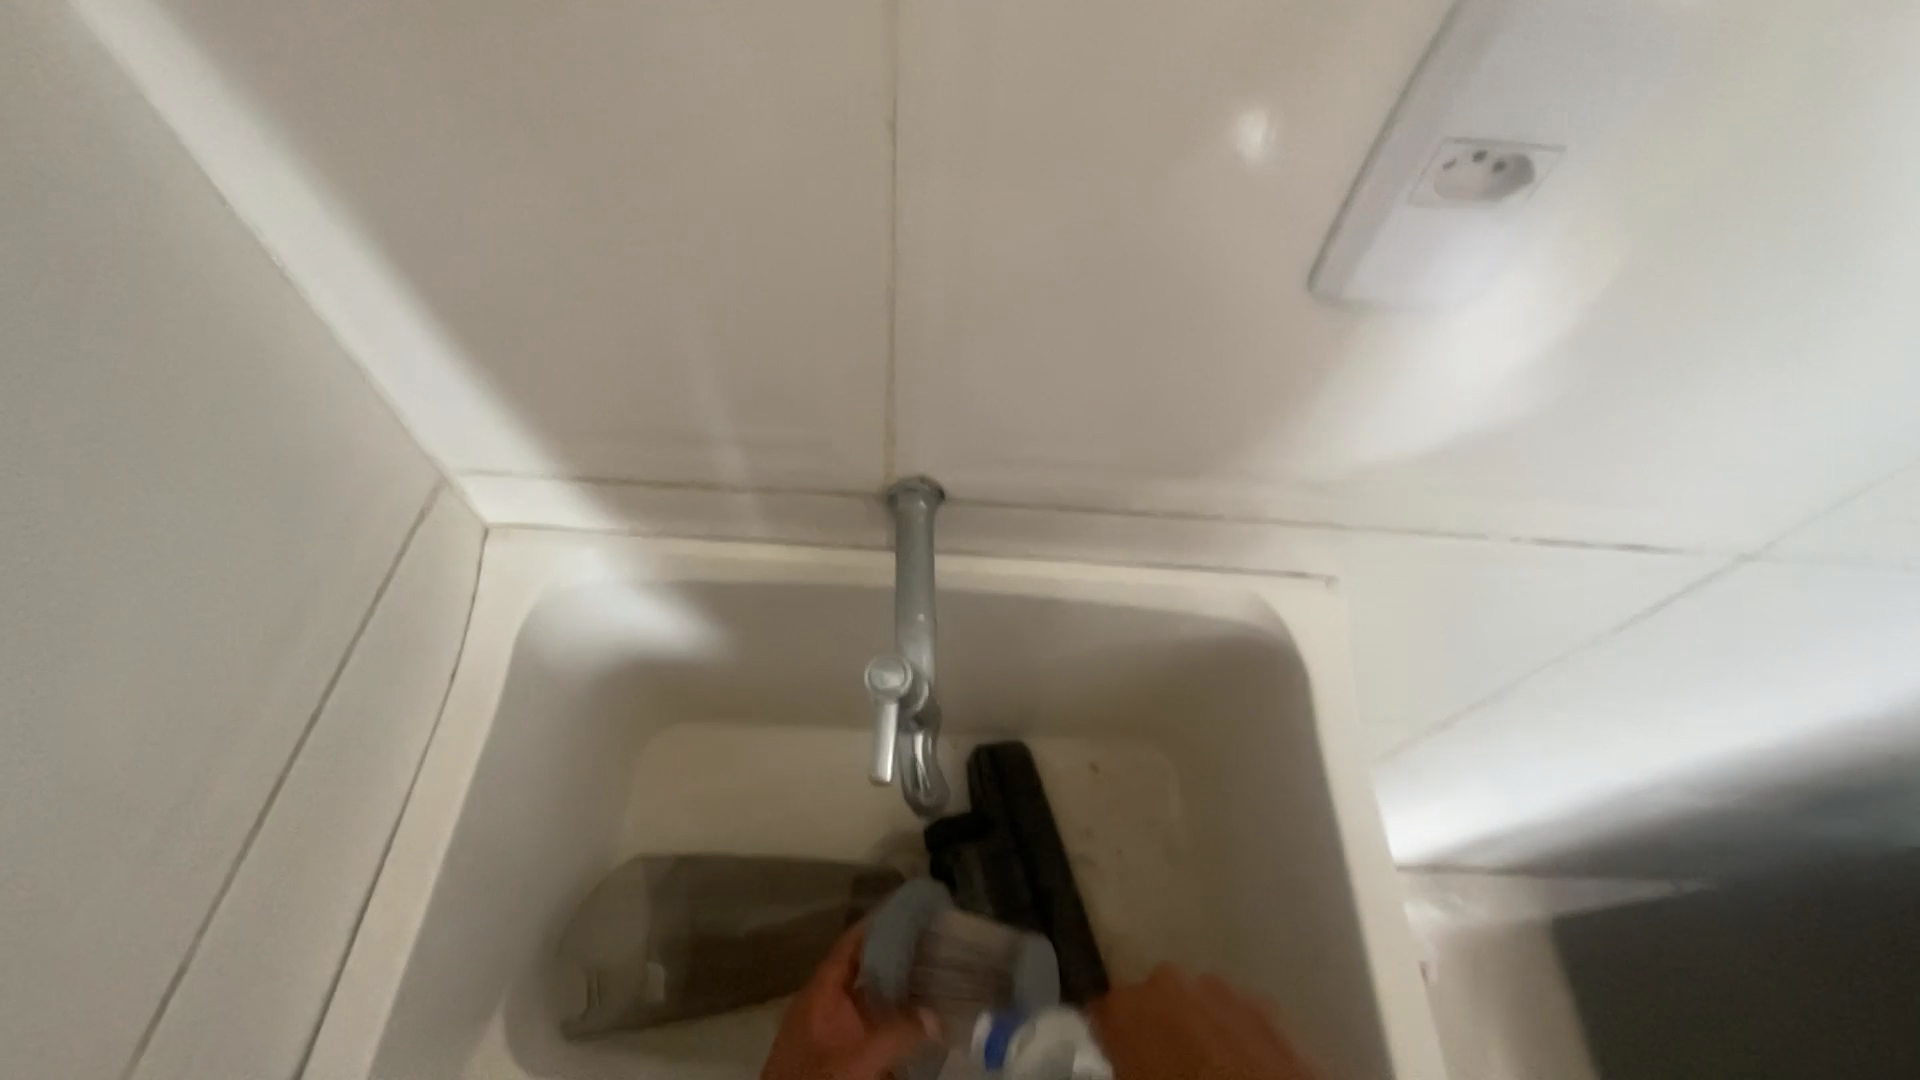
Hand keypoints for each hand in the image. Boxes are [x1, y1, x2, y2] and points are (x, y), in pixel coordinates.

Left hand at [763, 922, 935, 1079]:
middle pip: (864, 971)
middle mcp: (825, 1005)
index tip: (910, 911)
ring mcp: (832, 1033)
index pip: (851, 944)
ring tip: (936, 978)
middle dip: (897, 958)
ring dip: (898, 993)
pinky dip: (894, 1025)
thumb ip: (897, 1032)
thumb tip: (936, 1015)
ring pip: (870, 1003)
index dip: (878, 925)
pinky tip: (921, 1025)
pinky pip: (872, 1032)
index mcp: (821, 991)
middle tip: (934, 944)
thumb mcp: (858, 1057)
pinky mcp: (840, 1057)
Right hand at [1092, 965, 1317, 1079]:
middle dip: (1158, 1030)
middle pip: (1151, 1002)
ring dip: (1199, 1030)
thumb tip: (1134, 1063)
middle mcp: (1164, 983)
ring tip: (1214, 1073)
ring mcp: (1216, 988)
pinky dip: (1238, 1036)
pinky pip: (1236, 1015)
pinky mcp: (1261, 1002)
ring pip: (1196, 1004)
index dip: (1111, 1041)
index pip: (1101, 1013)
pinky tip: (1248, 1071)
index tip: (1123, 1064)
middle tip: (1170, 1071)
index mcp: (1123, 1009)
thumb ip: (1126, 1066)